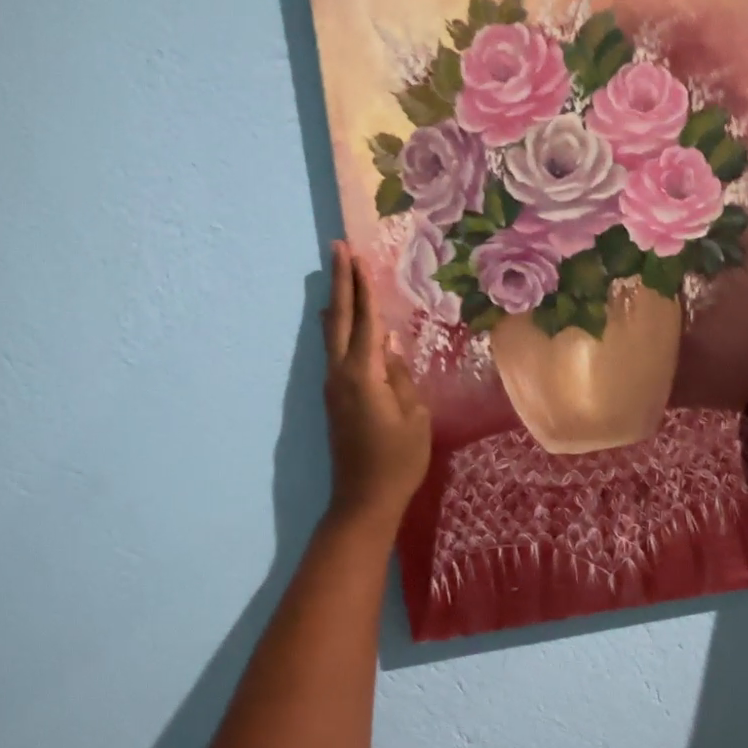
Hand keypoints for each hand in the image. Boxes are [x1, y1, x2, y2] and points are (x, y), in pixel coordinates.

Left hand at [321, 241, 431, 527]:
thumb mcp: (415, 417)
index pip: (364, 321)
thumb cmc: (398, 461)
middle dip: (340, 282)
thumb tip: (389, 350)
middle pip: (338, 319)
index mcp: (364, 375)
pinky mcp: (335, 400)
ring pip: (332, 336)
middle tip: (338, 248)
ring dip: (337, 304)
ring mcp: (334, 388)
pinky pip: (336, 354)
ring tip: (338, 276)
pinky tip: (344, 324)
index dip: (362, 287)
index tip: (358, 255)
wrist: (364, 500)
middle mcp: (341, 374)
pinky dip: (340, 330)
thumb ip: (401, 379)